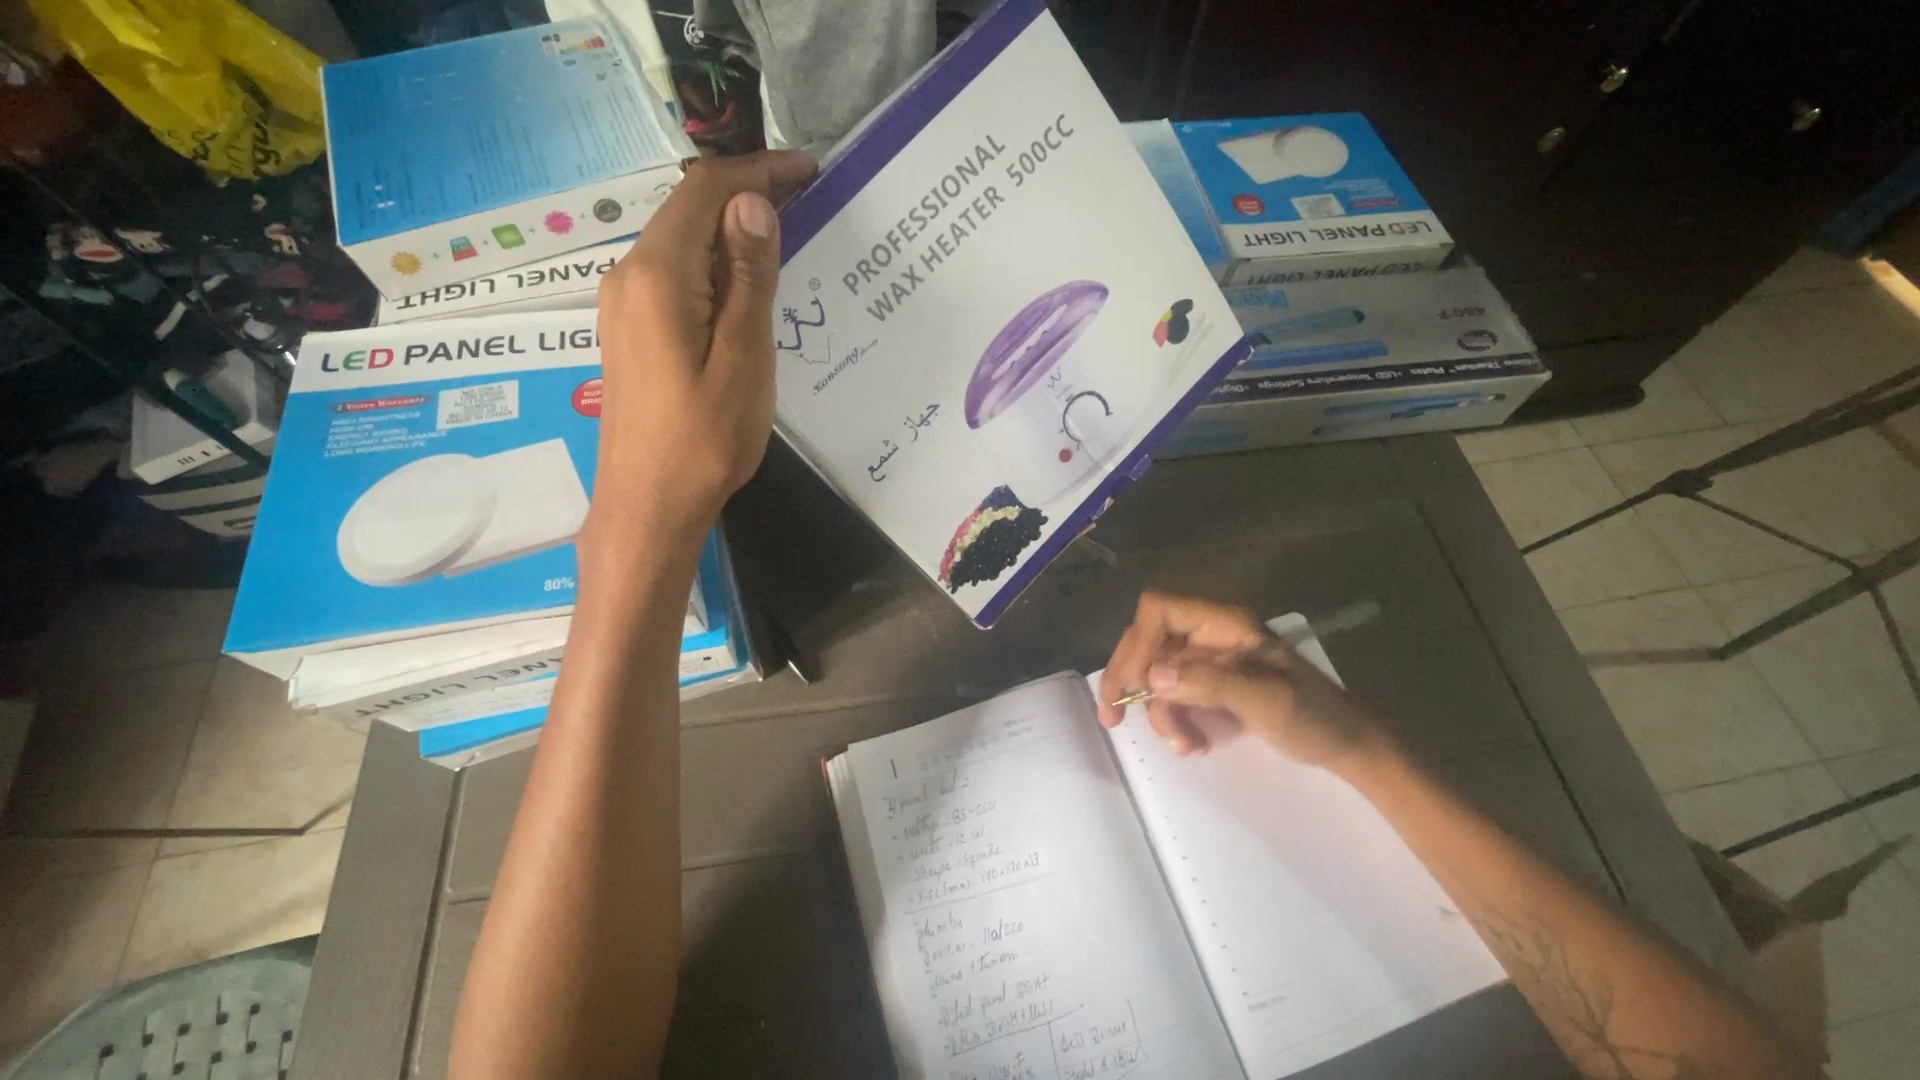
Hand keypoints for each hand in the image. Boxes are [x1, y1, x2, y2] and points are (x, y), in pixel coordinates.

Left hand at [582, 152, 816, 560]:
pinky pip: (675, 276)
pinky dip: (714, 265)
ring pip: (681, 242)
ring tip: (789, 240)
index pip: (706, 191)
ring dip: (731, 231)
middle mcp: (628, 276)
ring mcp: (623, 305)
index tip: (812, 172)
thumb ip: (747, 278)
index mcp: (657, 276)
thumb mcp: (743, 359)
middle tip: (812, 203)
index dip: (760, 170)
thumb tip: (753, 205)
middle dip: (748, 196)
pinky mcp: (630, 331)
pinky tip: (747, 286)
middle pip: (689, 210)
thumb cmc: (703, 441)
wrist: (648, 508)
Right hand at [1098, 592, 1384, 770]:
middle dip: (1130, 682)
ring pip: (1156, 676)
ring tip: (1183, 746)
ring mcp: (1208, 660)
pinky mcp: (1211, 686)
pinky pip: (1174, 697)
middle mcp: (1209, 634)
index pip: (1160, 610)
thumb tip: (1153, 676)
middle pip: (1147, 642)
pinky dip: (1175, 722)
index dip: (1138, 642)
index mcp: (1224, 623)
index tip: (1134, 685)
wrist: (1346, 744)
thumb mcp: (1266, 700)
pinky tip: (1192, 745)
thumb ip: (1209, 683)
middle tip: (1112, 720)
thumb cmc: (1314, 716)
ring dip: (1160, 714)